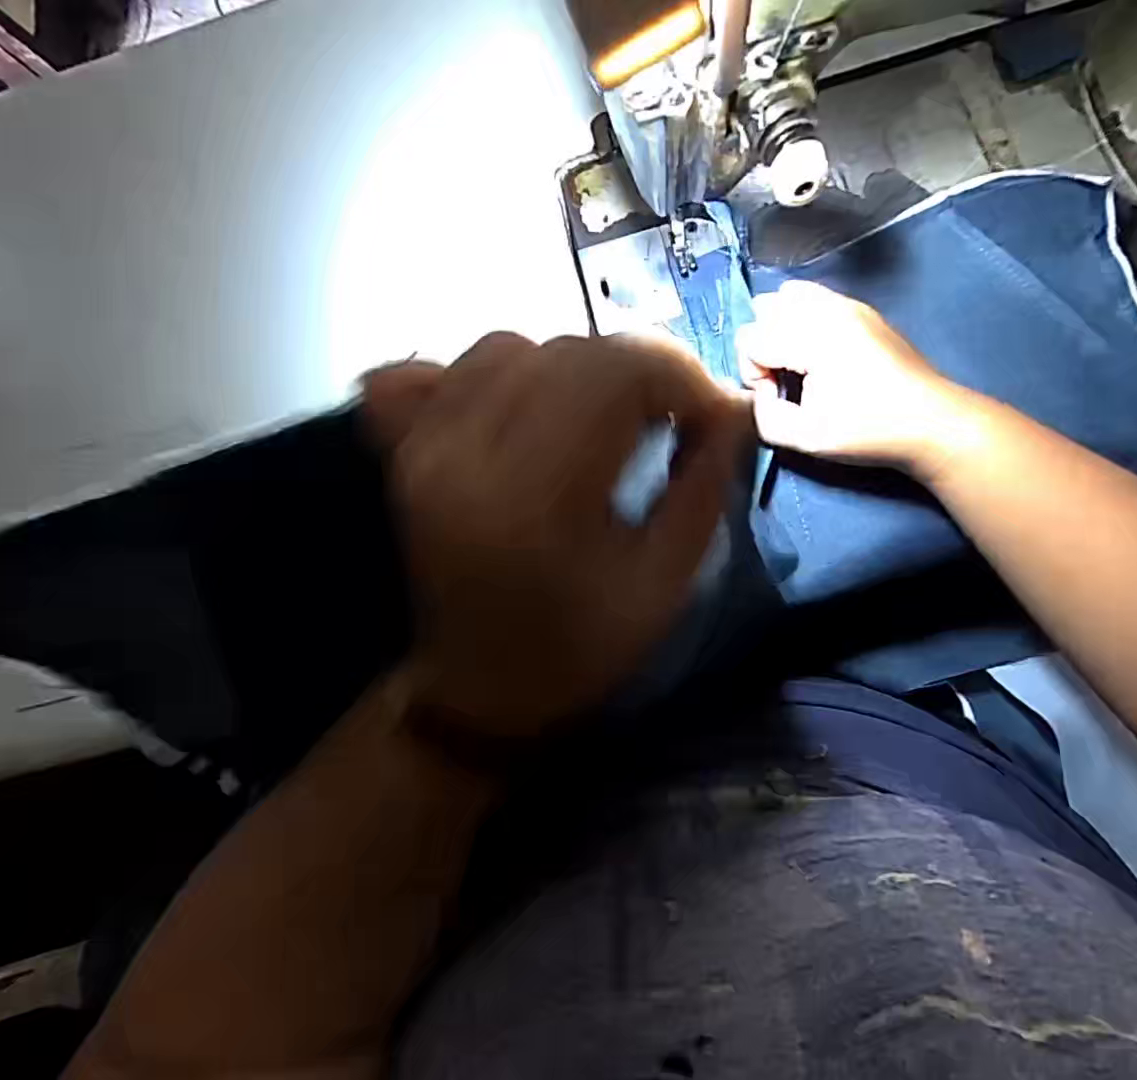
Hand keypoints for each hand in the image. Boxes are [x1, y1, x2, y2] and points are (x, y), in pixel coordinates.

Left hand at [383, 332, 744, 737]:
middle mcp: (463, 452)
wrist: (477, 685)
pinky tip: (527, 407)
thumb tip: (735, 411)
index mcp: (533, 497)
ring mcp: (420, 444)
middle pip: (570, 351)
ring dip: (579, 370)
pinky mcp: (401, 447)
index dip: (685, 377)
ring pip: (515, 346)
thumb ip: (704, 489)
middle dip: (644, 372)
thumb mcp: (663, 586)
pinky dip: (498, 370)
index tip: (715, 415)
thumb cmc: (577, 649)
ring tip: (609, 419)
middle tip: (675, 418)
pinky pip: (441, 366)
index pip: (618, 374)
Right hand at [735, 280, 970, 472]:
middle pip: (764, 310)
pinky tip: (820, 352)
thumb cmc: (868, 432)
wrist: (930, 422)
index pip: (749, 338)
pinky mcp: (863, 309)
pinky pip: (815, 296)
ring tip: (799, 361)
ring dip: (782, 327)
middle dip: (764, 345)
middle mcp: (826, 309)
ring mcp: (847, 303)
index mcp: (811, 337)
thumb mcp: (806, 439)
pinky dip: (804, 318)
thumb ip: (764, 418)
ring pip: (788, 295)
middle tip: (785, 380)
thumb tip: (761, 394)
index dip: (753, 374)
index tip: (777, 399)